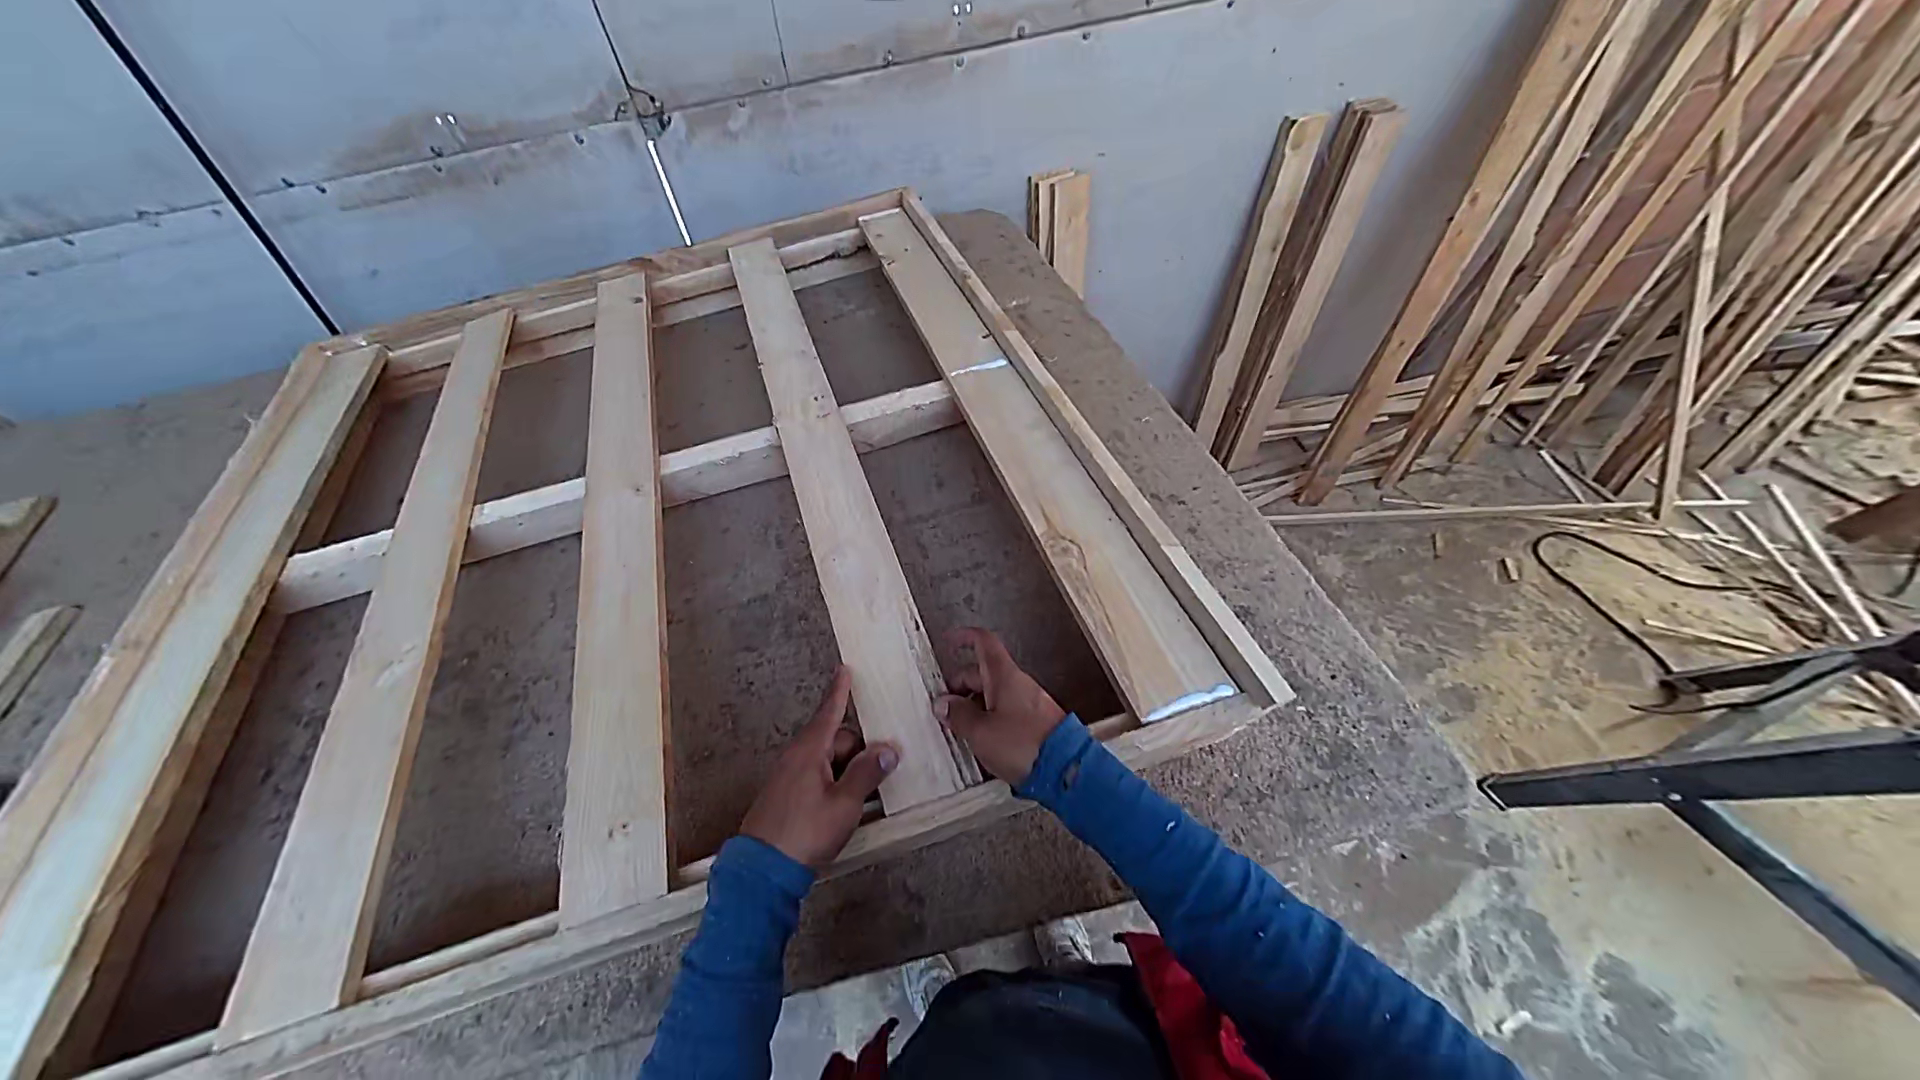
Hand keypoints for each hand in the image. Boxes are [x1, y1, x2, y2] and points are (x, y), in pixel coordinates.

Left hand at [741, 666, 899, 867]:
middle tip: (883, 767)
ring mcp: (790, 778)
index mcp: (810, 750)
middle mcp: (797, 758)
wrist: (761, 872)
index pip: (830, 712)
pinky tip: (848, 807)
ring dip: (850, 772)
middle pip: (837, 740)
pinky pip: (819, 779)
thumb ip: (867, 773)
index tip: (844, 669)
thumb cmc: (804, 833)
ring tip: (869, 795)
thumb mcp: (845, 803)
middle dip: (860, 750)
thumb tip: (887, 750)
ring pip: (829, 762)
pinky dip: (837, 785)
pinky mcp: (787, 797)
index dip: (840, 691)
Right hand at [935, 627, 1065, 785]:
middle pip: (983, 672)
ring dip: (973, 705)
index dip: (964, 638)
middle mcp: (1018, 683)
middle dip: (960, 685)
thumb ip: (959, 715)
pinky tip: (981, 739)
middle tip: (943, 707)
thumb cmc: (1023, 745)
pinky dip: (989, 718)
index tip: (948, 641)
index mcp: (1004, 676)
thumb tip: (944, 704)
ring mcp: (1028, 702)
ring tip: (959, 728)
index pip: (983, 642)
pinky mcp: (1035, 722)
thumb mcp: (980, 731)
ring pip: (994, 694)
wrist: (1066, 770)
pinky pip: (1006, 710)